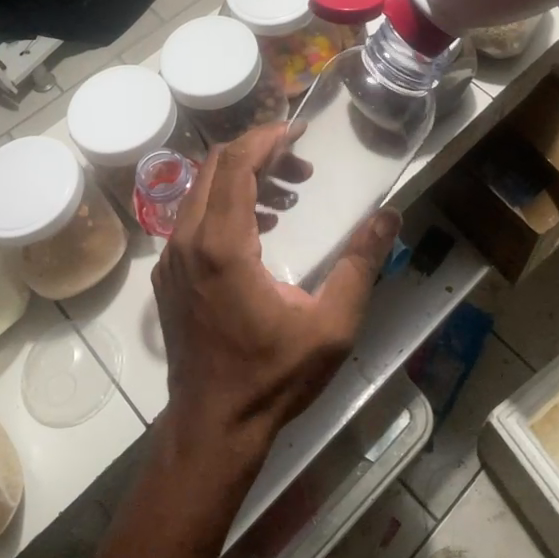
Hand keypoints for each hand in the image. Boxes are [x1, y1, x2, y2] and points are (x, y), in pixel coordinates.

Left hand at [152, 122, 399, 437]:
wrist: (213, 427)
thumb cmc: (274, 377)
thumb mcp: (331, 325)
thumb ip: (361, 264)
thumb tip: (389, 216)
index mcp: (224, 245)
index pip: (237, 162)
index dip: (269, 136)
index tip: (301, 130)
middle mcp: (188, 241)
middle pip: (215, 166)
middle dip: (260, 154)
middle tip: (302, 170)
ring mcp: (172, 260)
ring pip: (202, 191)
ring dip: (244, 181)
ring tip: (290, 201)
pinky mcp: (168, 277)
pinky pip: (193, 219)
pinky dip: (227, 207)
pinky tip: (263, 234)